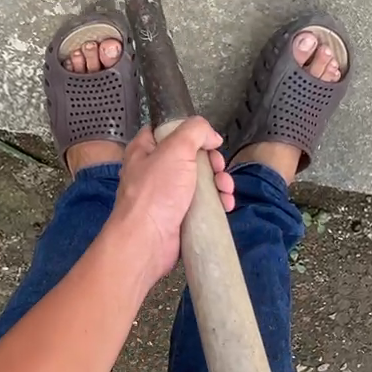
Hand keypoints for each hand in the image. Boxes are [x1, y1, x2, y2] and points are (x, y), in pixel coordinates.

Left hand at [106, 118, 234, 289]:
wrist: (147, 241)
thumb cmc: (156, 191)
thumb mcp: (176, 148)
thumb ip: (195, 131)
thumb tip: (212, 136)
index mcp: (145, 148)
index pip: (170, 130)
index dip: (192, 132)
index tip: (208, 141)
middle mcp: (155, 169)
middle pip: (192, 155)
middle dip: (213, 161)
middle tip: (219, 168)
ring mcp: (167, 193)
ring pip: (201, 180)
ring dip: (219, 182)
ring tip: (226, 190)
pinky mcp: (179, 214)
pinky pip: (203, 203)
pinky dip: (217, 201)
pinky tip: (226, 204)